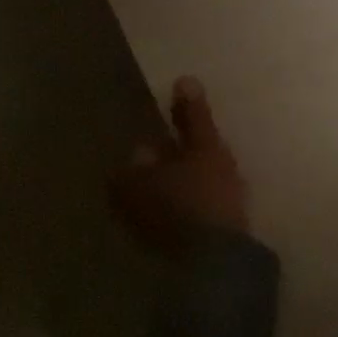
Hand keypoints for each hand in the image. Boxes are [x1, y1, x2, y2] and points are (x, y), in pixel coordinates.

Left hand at [109, 76, 249, 256]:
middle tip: (209, 163)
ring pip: (161, 197)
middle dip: (175, 168)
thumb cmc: (205, 194)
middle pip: (150, 174)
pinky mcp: (158, 247)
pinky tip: (211, 209)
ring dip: (181, 190)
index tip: (199, 146)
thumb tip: (183, 79)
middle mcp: (121, 202)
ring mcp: (138, 228)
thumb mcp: (205, 149)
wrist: (214, 257)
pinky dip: (186, 210)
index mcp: (125, 176)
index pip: (145, 149)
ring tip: (216, 185)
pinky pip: (171, 217)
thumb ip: (193, 118)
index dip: (173, 144)